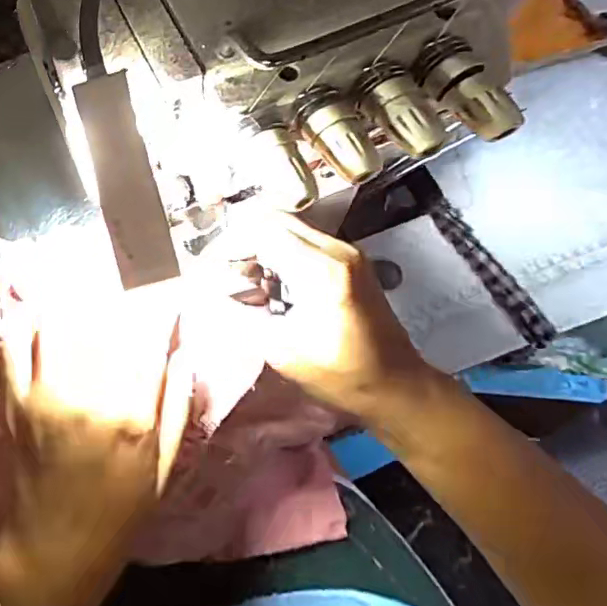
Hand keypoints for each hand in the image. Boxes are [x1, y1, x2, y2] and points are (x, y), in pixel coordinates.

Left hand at [0, 280, 191, 605]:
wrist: (54, 549)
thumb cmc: (120, 510)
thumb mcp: (165, 463)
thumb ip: (178, 401)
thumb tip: (182, 345)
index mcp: (131, 412)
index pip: (147, 331)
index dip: (159, 297)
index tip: (168, 280)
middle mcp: (86, 393)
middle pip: (103, 314)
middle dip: (122, 284)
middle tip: (132, 271)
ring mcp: (43, 391)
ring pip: (60, 318)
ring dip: (78, 291)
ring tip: (93, 279)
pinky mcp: (13, 396)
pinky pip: (15, 340)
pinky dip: (30, 315)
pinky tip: (47, 305)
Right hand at [219, 208, 435, 417]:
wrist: (399, 386)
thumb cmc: (343, 376)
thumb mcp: (283, 352)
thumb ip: (242, 317)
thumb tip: (207, 294)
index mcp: (323, 271)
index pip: (263, 232)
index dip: (230, 247)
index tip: (211, 270)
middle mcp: (337, 249)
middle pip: (274, 219)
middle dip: (242, 241)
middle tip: (224, 271)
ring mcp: (346, 251)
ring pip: (288, 225)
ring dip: (259, 245)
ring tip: (244, 279)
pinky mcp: (349, 259)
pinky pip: (303, 239)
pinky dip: (278, 251)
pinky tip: (270, 283)